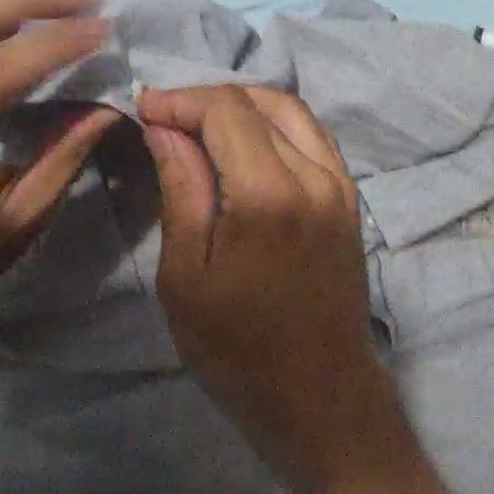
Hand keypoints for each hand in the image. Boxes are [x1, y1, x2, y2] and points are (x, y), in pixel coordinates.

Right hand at [139, 85, 397, 493]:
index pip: (226, 110)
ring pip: (293, 112)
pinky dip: (277, 124)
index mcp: (269, 193)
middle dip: (209, 98)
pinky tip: (246, 144)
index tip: (143, 108)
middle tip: (167, 117)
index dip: (181, 99)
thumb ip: (181, 188)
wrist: (319, 395)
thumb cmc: (237, 349)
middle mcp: (314, 175)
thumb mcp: (186, 276)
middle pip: (262, 101)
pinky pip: (313, 137)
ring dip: (245, 105)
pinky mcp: (349, 199)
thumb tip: (165, 126)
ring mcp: (340, 185)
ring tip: (201, 124)